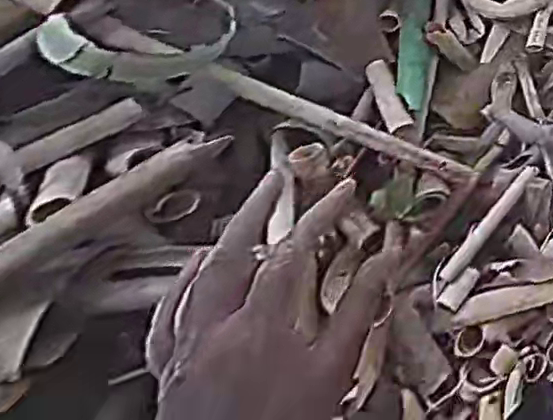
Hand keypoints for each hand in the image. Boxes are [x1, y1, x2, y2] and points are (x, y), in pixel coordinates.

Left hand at [149, 173, 401, 419]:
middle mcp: (212, 334)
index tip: (344, 193)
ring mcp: (184, 353)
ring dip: (222, 241)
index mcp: (257, 328)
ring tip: (242, 216)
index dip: (320, 215)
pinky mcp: (170, 373)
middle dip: (256, 210)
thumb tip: (386, 257)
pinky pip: (167, 318)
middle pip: (230, 255)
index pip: (291, 251)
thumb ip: (359, 306)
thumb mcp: (335, 367)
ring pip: (195, 283)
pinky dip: (183, 286)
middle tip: (277, 179)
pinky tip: (195, 270)